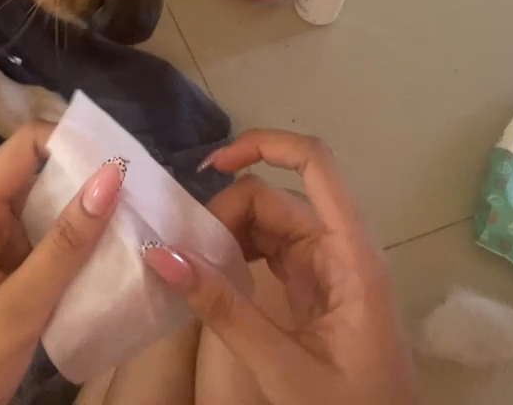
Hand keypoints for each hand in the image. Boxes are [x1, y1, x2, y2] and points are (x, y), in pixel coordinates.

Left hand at [0, 122, 124, 404]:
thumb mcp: (17, 308)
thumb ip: (65, 245)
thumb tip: (111, 174)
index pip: (26, 145)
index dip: (72, 140)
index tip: (124, 158)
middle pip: (42, 170)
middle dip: (90, 174)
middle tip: (145, 187)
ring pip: (50, 206)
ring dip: (90, 209)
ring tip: (142, 213)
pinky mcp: (10, 271)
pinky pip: (50, 240)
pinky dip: (81, 242)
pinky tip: (117, 250)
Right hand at [142, 129, 418, 404]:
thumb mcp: (284, 369)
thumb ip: (224, 309)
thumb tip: (160, 252)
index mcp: (352, 256)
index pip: (316, 164)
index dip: (265, 144)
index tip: (212, 164)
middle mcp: (342, 249)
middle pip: (277, 195)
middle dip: (227, 210)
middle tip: (186, 253)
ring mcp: (328, 268)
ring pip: (269, 221)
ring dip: (228, 232)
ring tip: (193, 265)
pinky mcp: (314, 289)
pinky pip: (270, 249)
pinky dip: (237, 253)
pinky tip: (212, 275)